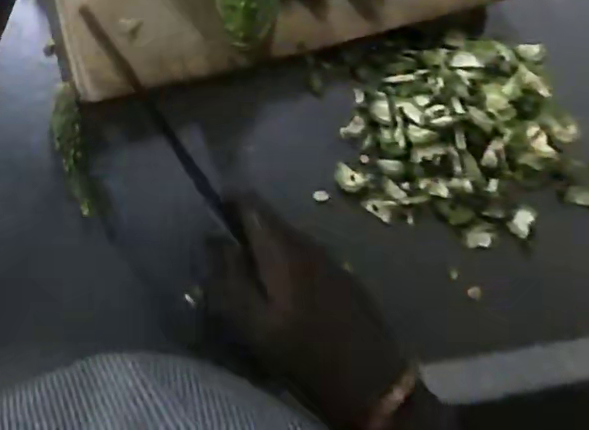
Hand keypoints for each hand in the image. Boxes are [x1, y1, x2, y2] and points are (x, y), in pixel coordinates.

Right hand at [208, 195, 423, 429]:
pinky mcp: (345, 275)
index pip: (248, 200)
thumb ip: (230, 276)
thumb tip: (214, 239)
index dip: (226, 201)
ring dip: (268, 246)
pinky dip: (290, 261)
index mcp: (280, 247)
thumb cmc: (307, 356)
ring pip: (287, 237)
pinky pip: (306, 254)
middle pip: (268, 218)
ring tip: (256, 274)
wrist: (377, 388)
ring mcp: (329, 256)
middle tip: (228, 253)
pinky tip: (290, 291)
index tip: (211, 217)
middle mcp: (305, 240)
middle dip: (244, 227)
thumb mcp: (255, 324)